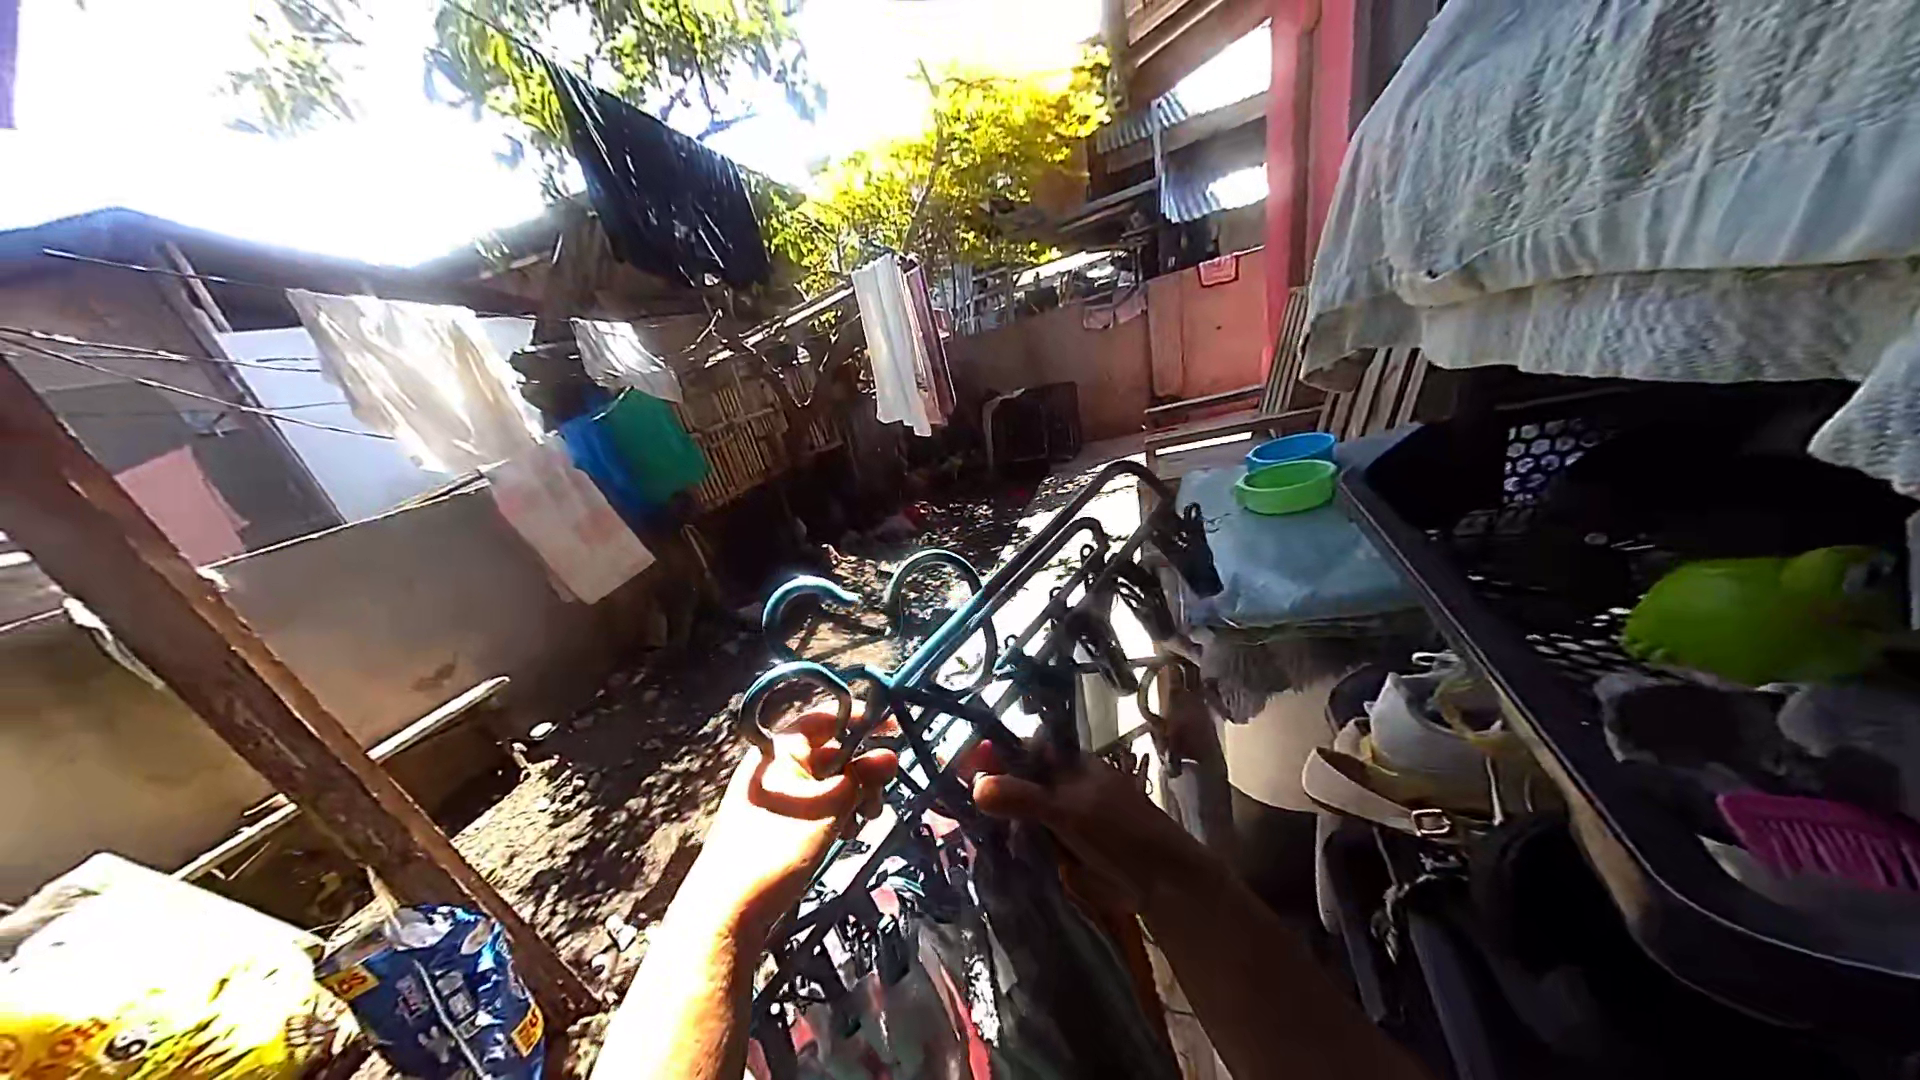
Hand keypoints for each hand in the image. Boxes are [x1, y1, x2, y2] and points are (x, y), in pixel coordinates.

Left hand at [677, 709, 897, 940]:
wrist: (725, 911)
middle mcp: (775, 764)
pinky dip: (836, 811)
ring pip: (827, 780)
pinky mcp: (775, 820)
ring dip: (852, 794)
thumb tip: (889, 755)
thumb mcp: (830, 808)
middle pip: (831, 751)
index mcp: (781, 748)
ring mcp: (774, 793)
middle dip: (862, 769)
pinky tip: (845, 832)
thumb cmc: (776, 849)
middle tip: (881, 792)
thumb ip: (862, 778)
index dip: (862, 719)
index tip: (893, 728)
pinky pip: (815, 802)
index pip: (827, 717)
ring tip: (863, 819)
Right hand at [969, 748, 1214, 914]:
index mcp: (1066, 763)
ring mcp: (1056, 817)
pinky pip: (1022, 840)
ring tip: (955, 822)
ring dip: (991, 817)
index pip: (1020, 749)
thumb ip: (1023, 796)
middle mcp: (1059, 785)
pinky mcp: (1056, 848)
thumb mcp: (1068, 809)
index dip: (991, 754)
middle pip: (1012, 780)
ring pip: (1014, 811)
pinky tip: (980, 848)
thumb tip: (976, 785)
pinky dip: (1005, 843)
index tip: (958, 766)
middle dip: (985, 787)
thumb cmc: (1120, 832)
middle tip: (950, 799)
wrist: (1159, 884)